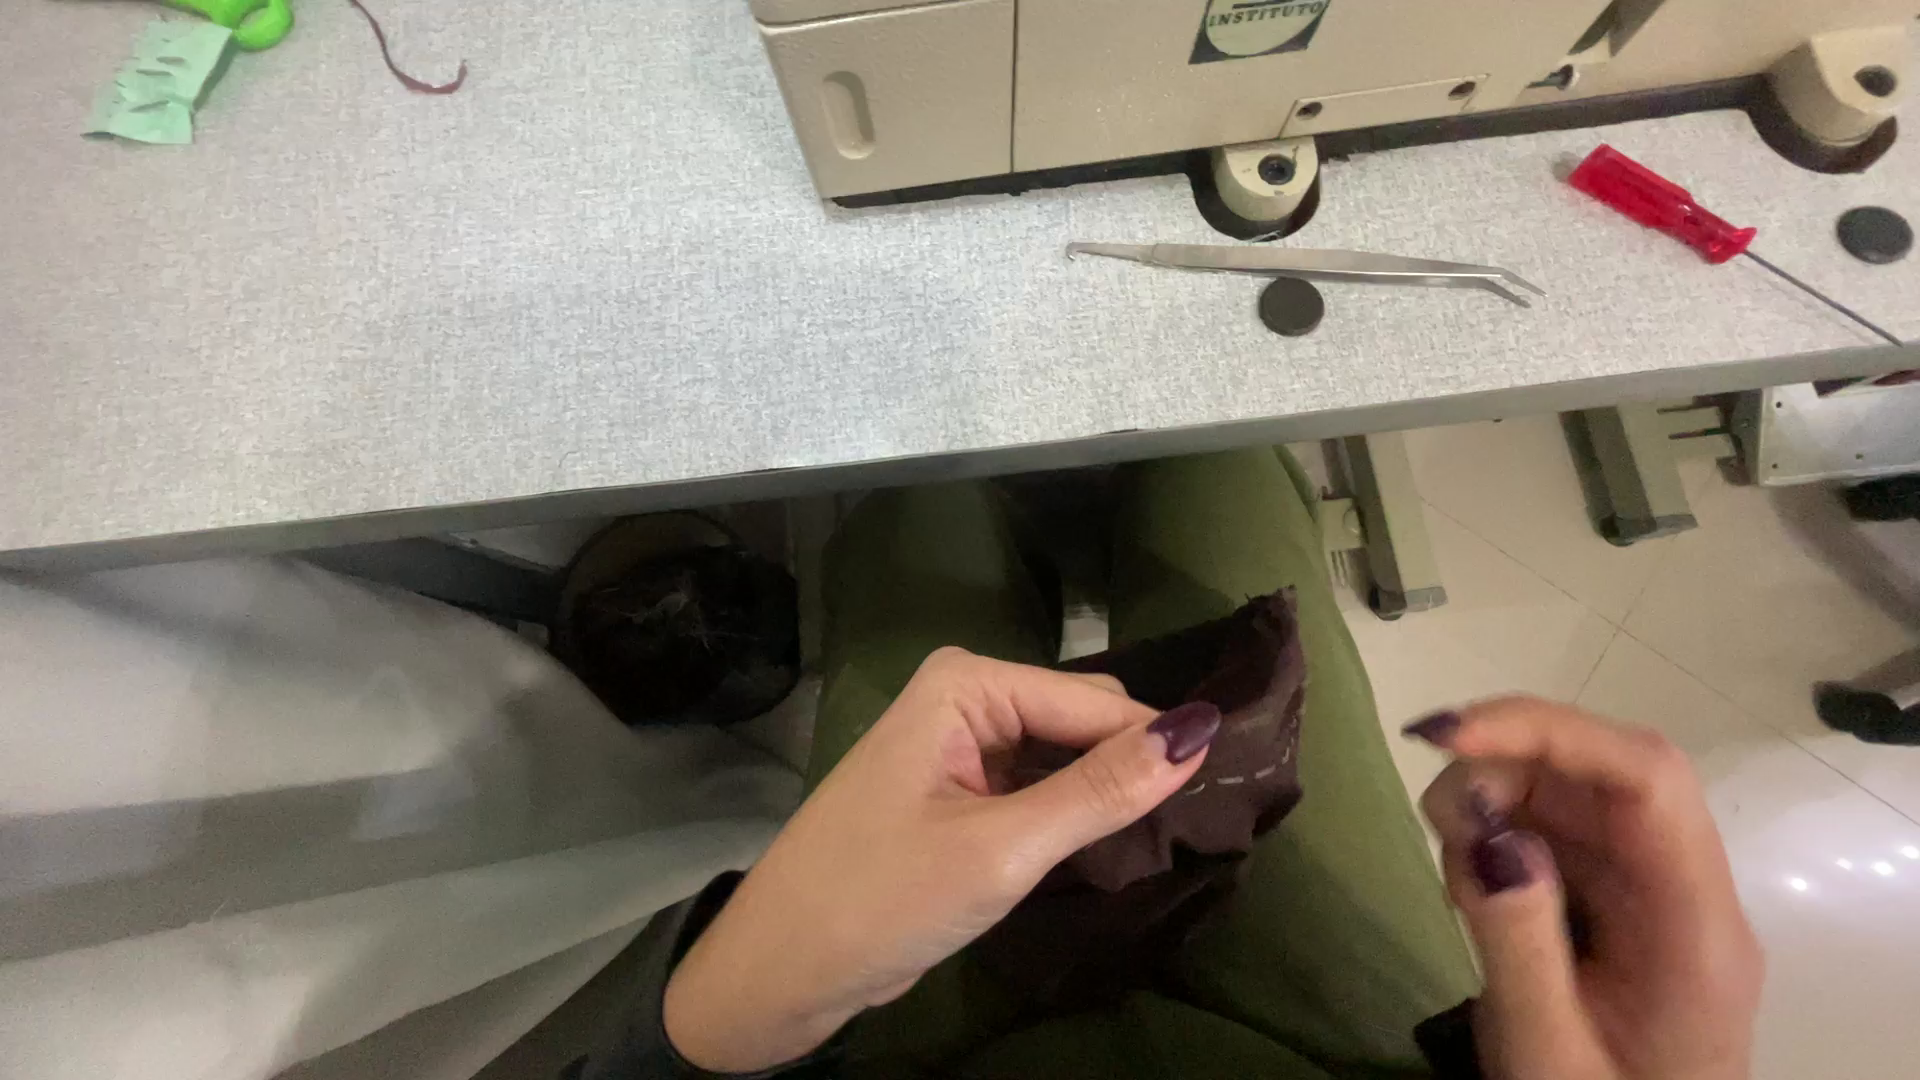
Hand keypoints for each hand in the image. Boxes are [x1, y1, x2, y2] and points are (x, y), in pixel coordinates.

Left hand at [662, 647, 1219, 1072]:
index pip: (1093, 701)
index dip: (1157, 746)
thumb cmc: (883, 898)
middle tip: (1193, 830)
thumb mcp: (1001, 849)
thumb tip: (1199, 730)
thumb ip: (1099, 790)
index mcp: (968, 683)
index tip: (1226, 794)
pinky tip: (1105, 845)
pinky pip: (1036, 781)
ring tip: (1163, 840)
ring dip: (1102, 793)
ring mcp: (962, 741)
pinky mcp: (962, 784)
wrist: (783, 966)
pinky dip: (1070, 811)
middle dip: (1127, 768)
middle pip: (1079, 718)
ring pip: (1062, 753)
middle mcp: (967, 695)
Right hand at [1407, 697, 1763, 1079]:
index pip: (1645, 777)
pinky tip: (1466, 888)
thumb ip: (1519, 942)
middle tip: (1441, 828)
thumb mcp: (1547, 1048)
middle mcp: (1670, 880)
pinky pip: (1527, 814)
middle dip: (1494, 770)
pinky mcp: (1588, 879)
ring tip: (1456, 885)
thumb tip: (1486, 830)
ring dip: (1477, 802)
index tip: (1444, 737)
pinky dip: (1476, 828)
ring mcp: (1628, 876)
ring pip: (1547, 781)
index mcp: (1694, 924)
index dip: (1545, 731)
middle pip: (1587, 766)